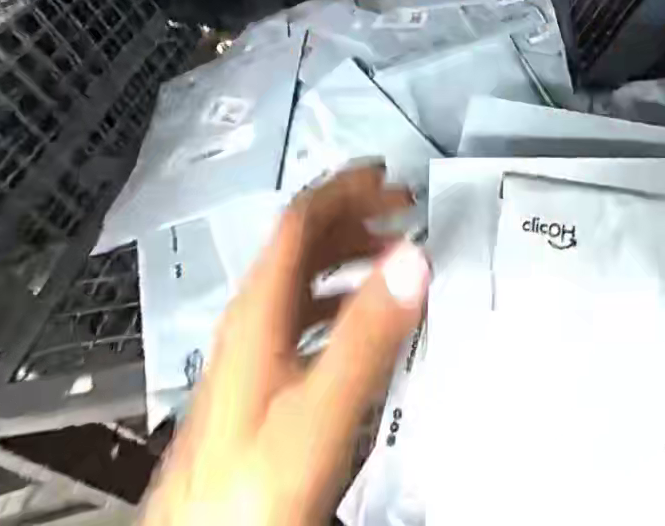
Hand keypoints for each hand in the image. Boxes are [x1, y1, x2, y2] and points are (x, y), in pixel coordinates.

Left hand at [141, 163, 428, 525]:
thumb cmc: (252, 487)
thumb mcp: (320, 408)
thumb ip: (368, 332)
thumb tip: (412, 261)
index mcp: (260, 308)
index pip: (301, 218)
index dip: (344, 188)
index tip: (387, 176)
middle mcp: (252, 315)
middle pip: (303, 237)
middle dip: (355, 210)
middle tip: (401, 206)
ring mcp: (253, 344)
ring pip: (303, 270)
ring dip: (349, 246)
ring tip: (391, 248)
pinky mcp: (261, 373)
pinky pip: (304, 305)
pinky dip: (341, 287)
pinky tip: (361, 310)